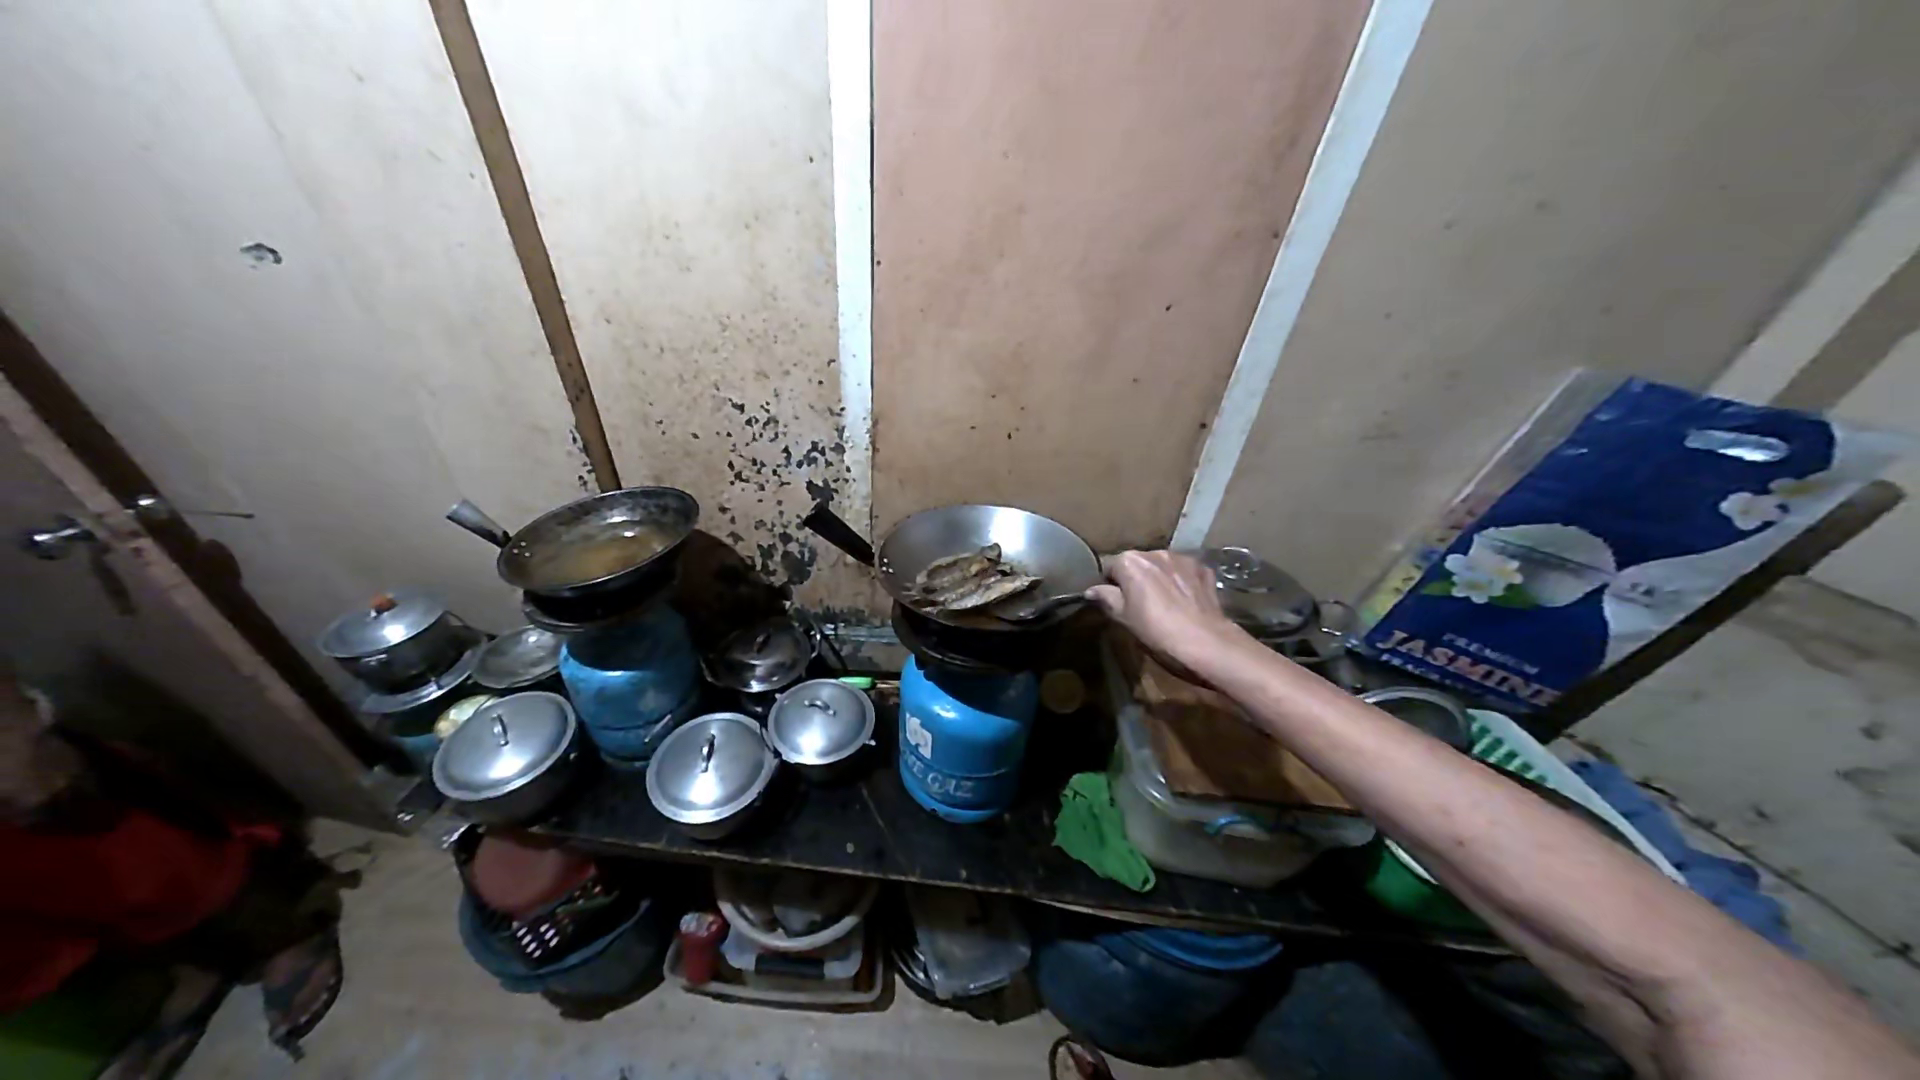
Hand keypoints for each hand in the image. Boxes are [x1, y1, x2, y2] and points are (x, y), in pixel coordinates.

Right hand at [1085, 551, 1244, 669]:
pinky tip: (1184, 601)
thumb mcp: (1124, 618)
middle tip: (1139, 605)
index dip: (1110, 585)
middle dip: (1135, 579)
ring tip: (1165, 603)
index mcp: (1130, 561)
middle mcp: (1155, 552)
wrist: (1206, 643)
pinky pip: (1184, 572)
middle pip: (1137, 563)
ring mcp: (1182, 558)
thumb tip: (1091, 590)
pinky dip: (1181, 581)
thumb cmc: (1157, 631)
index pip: (1109, 567)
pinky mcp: (1204, 569)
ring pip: (1162, 566)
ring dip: (1159, 578)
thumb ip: (1106, 598)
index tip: (1116, 603)